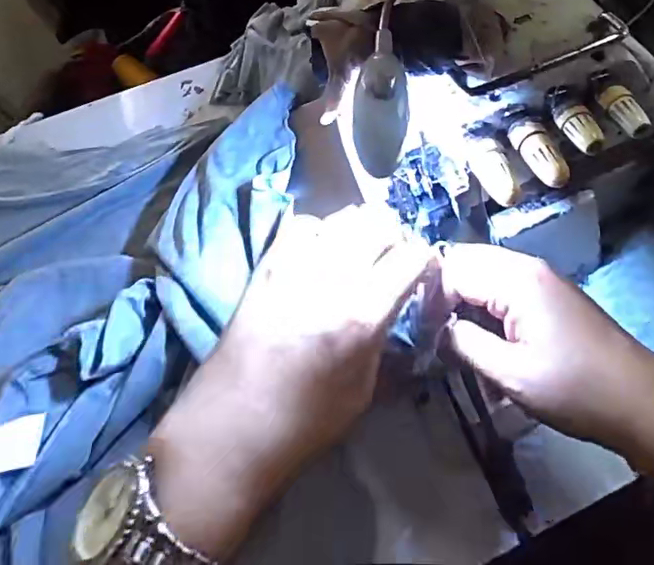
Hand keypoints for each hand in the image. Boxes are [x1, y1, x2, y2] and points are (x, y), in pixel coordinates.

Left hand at [149, 206, 433, 557]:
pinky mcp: (267, 268)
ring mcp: (295, 269)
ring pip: (345, 217)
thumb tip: (400, 307)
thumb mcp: (363, 390)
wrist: (226, 437)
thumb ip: (385, 338)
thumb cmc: (302, 426)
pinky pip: (303, 224)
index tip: (426, 273)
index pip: (412, 256)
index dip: (427, 260)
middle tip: (397, 259)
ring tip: (363, 250)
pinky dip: (322, 229)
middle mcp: (332, 281)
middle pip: (381, 225)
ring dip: (364, 228)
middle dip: (398, 238)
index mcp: (362, 316)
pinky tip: (324, 252)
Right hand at [438, 243, 653, 451]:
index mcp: (517, 277)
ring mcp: (543, 279)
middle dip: (444, 294)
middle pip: (470, 264)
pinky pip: (507, 289)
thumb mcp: (511, 373)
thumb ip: (466, 344)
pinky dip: (488, 309)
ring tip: (450, 342)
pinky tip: (483, 341)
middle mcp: (528, 266)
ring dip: (466, 303)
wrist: (635, 396)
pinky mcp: (551, 296)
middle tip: (426, 334)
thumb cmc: (573, 386)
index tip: (412, 329)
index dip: (428, 295)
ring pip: (488, 276)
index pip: (454, 267)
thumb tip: (437, 328)